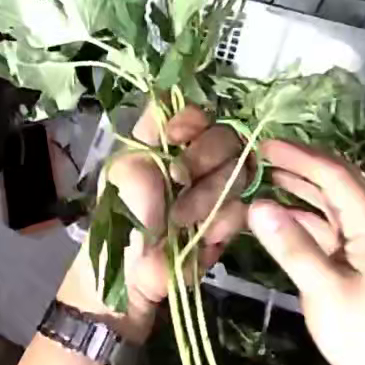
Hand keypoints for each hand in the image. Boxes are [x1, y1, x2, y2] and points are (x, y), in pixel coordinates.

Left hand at [56, 106, 247, 342]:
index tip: (176, 136)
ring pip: (239, 171)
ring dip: (206, 197)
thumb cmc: (122, 215)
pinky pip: (242, 208)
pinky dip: (219, 222)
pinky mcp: (229, 221)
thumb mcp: (125, 165)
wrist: (132, 272)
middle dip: (203, 160)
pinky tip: (199, 234)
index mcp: (170, 142)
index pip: (198, 114)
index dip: (192, 123)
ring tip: (180, 218)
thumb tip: (174, 92)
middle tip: (177, 180)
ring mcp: (217, 189)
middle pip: (227, 138)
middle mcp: (198, 160)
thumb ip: (151, 126)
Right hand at [245, 140, 364, 364]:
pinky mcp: (364, 269)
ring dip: (301, 194)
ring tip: (265, 181)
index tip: (263, 145)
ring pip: (332, 210)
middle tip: (258, 159)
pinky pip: (331, 234)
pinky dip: (306, 223)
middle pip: (336, 187)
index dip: (299, 156)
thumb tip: (257, 206)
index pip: (335, 175)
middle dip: (299, 169)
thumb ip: (291, 246)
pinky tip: (282, 223)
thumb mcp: (325, 291)